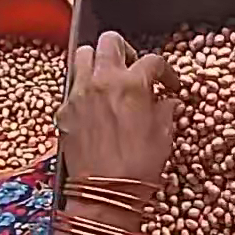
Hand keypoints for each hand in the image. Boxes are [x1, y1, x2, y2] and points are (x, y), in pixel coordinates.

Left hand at [58, 31, 177, 187]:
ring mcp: (79, 93)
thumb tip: (168, 101)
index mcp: (132, 84)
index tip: (169, 84)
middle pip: (110, 42)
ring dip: (98, 61)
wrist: (105, 193)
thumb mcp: (163, 136)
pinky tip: (94, 104)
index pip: (153, 61)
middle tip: (134, 70)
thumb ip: (165, 110)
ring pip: (83, 55)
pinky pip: (72, 86)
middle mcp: (102, 81)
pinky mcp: (64, 111)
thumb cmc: (138, 167)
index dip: (166, 72)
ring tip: (108, 79)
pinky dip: (84, 88)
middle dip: (126, 51)